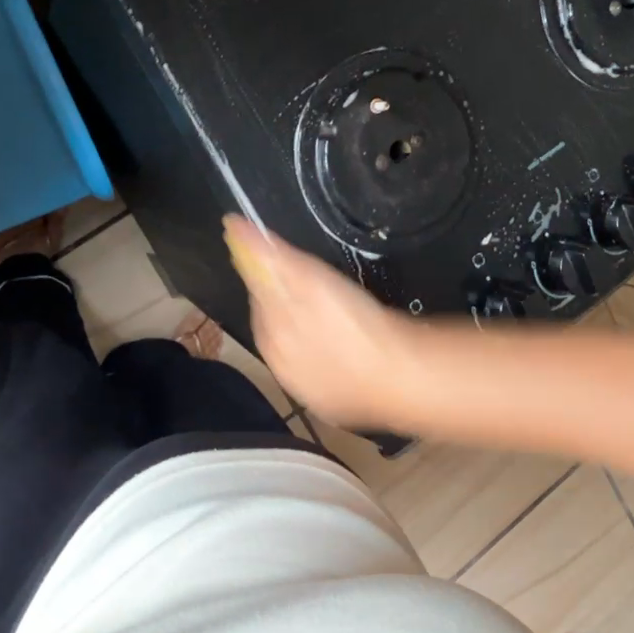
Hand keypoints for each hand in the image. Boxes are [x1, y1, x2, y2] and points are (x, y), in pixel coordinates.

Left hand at [223, 216, 421, 427]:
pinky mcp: (339, 406)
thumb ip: (268, 255)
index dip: (274, 276)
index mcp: (270, 338)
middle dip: (291, 305)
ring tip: (341, 316)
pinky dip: (335, 359)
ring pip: (303, 351)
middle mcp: (283, 369)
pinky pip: (330, 375)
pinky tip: (353, 349)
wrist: (401, 376)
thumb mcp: (306, 276)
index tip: (294, 264)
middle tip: (321, 288)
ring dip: (314, 332)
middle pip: (278, 325)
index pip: (259, 298)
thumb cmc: (351, 321)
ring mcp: (312, 392)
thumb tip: (232, 226)